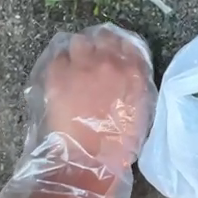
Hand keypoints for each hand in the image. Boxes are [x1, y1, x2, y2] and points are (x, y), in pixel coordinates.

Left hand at [37, 25, 154, 178]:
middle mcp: (108, 61)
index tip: (115, 56)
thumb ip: (136, 86)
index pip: (128, 44)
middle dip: (99, 46)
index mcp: (133, 72)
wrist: (88, 160)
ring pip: (79, 42)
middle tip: (94, 60)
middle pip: (103, 37)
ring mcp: (81, 65)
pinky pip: (58, 57)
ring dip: (79, 51)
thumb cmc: (118, 144)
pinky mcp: (57, 74)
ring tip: (76, 66)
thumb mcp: (141, 111)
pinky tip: (62, 78)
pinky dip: (61, 64)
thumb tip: (129, 75)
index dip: (120, 49)